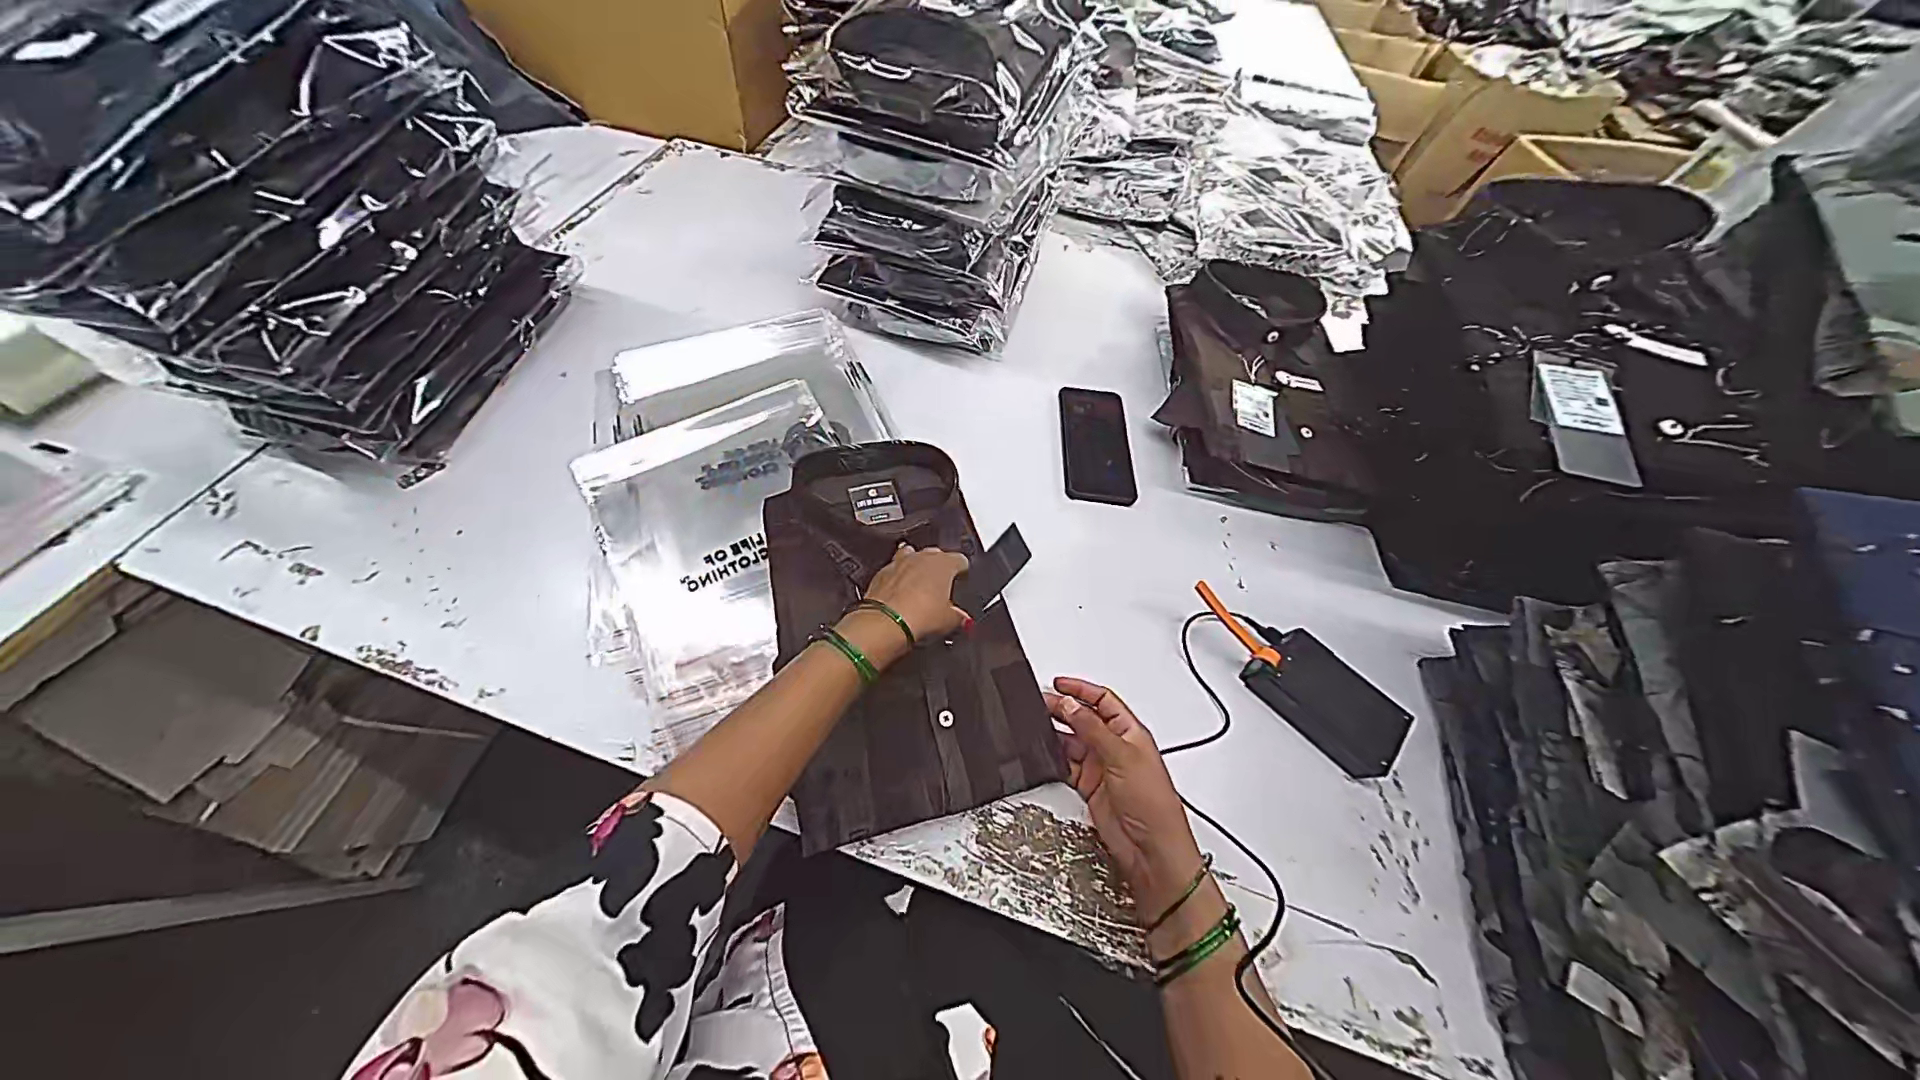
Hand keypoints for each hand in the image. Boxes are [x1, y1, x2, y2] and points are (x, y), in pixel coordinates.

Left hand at [862, 543, 971, 642]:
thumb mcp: (949, 621)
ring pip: (912, 557)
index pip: (960, 560)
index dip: (962, 572)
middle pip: (935, 555)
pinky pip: (894, 571)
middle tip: (940, 591)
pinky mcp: (880, 574)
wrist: (885, 623)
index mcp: (944, 563)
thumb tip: (961, 618)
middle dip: (939, 570)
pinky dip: (898, 580)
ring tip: (919, 589)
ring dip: (916, 569)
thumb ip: (959, 615)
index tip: (961, 581)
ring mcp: (899, 563)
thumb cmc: (918, 616)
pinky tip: (900, 596)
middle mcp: (921, 557)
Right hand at [1045, 677, 1206, 920]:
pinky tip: (1044, 754)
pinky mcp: (1089, 787)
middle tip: (1040, 704)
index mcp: (1130, 732)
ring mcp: (1101, 767)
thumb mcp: (1123, 757)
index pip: (1103, 701)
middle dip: (1062, 709)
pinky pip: (1067, 766)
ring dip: (1055, 734)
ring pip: (1072, 741)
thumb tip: (1071, 705)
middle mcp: (1115, 747)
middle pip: (1084, 719)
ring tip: (1036, 726)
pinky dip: (1054, 759)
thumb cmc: (1154, 806)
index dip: (1081, 690)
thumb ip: (1093, 729)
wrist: (1151, 850)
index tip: (1058, 684)